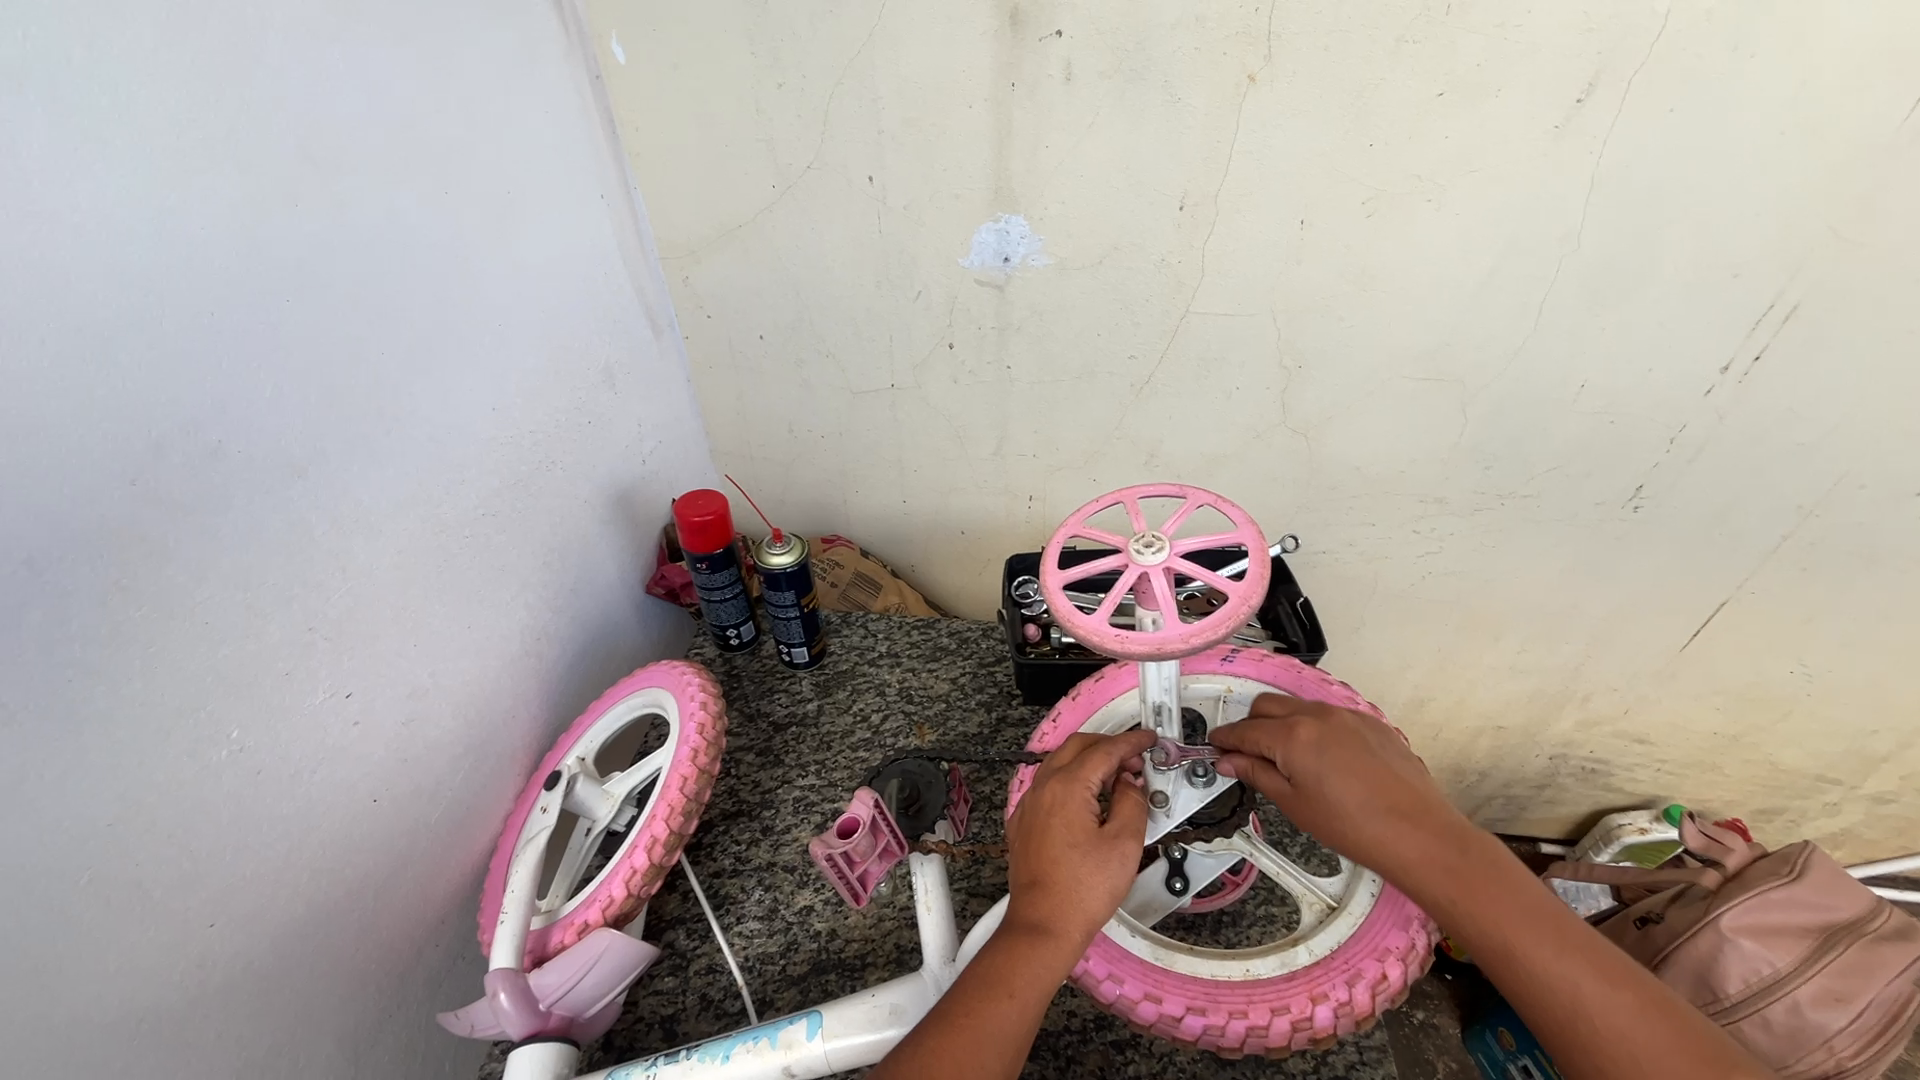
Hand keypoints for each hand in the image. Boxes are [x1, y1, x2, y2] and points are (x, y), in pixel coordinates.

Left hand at [1004, 730, 1156, 954]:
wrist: (1043, 924)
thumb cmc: (1081, 891)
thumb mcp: (1124, 844)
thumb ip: (1132, 803)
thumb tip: (1131, 783)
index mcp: (1067, 787)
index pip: (1104, 750)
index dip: (1131, 742)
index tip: (1148, 739)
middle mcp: (1042, 788)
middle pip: (1077, 747)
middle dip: (1108, 745)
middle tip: (1135, 759)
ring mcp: (1028, 805)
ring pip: (1059, 763)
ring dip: (1088, 761)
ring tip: (1116, 777)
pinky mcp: (1023, 823)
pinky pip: (1047, 785)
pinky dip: (1070, 780)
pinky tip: (1087, 800)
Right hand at [1208, 694, 1474, 885]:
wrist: (1420, 834)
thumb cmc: (1353, 826)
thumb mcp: (1294, 804)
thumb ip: (1257, 774)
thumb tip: (1228, 760)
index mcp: (1292, 736)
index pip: (1244, 730)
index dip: (1225, 739)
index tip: (1216, 747)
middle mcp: (1316, 715)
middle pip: (1266, 706)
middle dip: (1251, 725)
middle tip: (1249, 754)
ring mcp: (1346, 715)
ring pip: (1298, 707)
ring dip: (1282, 724)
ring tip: (1288, 757)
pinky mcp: (1371, 722)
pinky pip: (1329, 715)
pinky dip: (1314, 728)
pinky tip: (1324, 758)